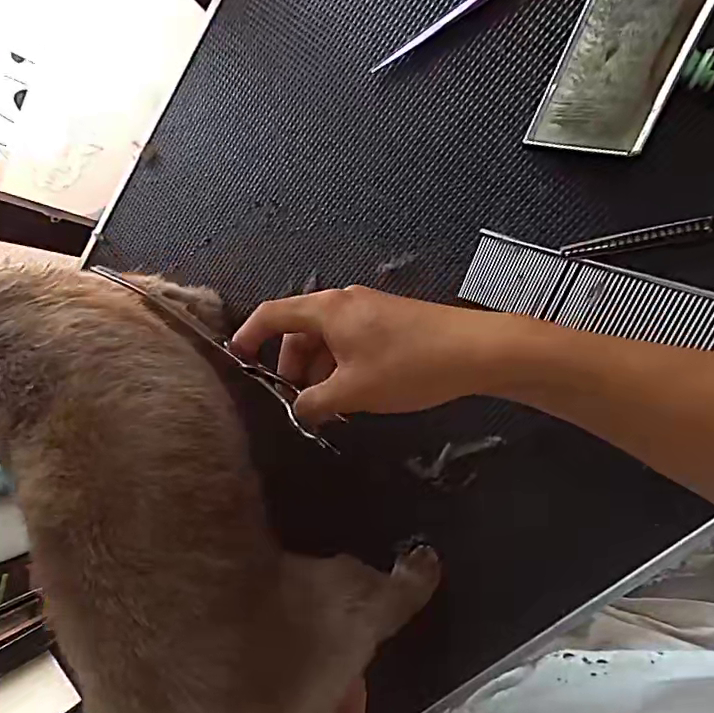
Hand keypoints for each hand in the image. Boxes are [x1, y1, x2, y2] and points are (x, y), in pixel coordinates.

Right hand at [231, 286, 515, 423]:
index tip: (238, 359)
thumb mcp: (353, 392)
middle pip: (299, 332)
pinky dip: (341, 366)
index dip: (249, 335)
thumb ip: (315, 403)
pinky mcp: (388, 321)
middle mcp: (342, 302)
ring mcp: (367, 309)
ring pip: (326, 340)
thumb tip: (299, 410)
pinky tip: (356, 394)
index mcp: (326, 310)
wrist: (475, 350)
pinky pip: (349, 342)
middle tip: (300, 404)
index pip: (272, 314)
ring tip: (332, 406)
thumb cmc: (407, 367)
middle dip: (292, 368)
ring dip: (320, 372)